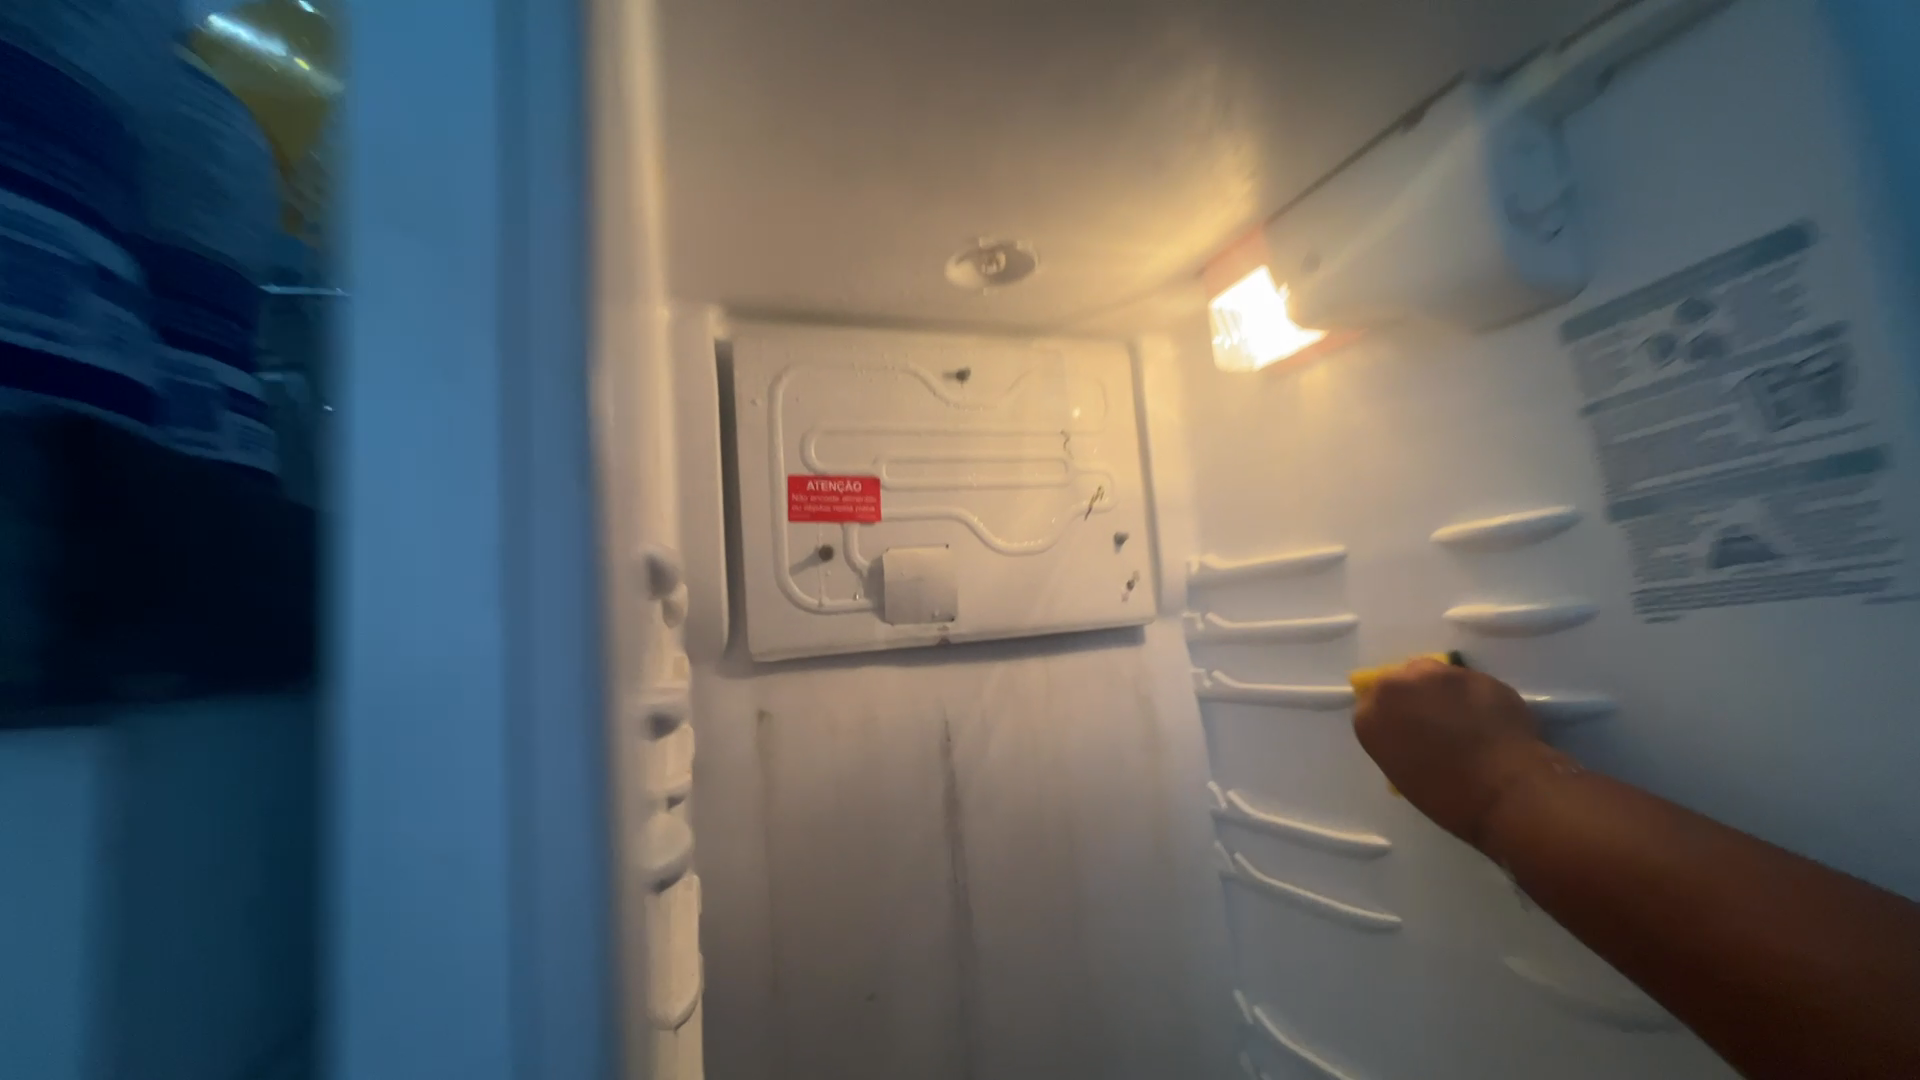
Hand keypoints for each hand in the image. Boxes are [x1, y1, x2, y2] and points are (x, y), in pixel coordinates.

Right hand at [1352, 658, 1558, 846]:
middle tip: (1436, 722)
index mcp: (1369, 715)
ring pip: (1435, 675)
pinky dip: (1476, 698)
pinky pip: (1470, 684)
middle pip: (1400, 680)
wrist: (1504, 792)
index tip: (1407, 730)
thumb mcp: (1400, 768)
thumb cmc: (1446, 795)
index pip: (1372, 704)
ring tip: (1466, 719)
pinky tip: (1490, 721)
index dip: (1393, 715)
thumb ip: (1396, 737)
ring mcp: (1439, 675)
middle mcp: (1396, 686)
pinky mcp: (1477, 675)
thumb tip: (1413, 729)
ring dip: (1444, 692)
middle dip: (1414, 696)